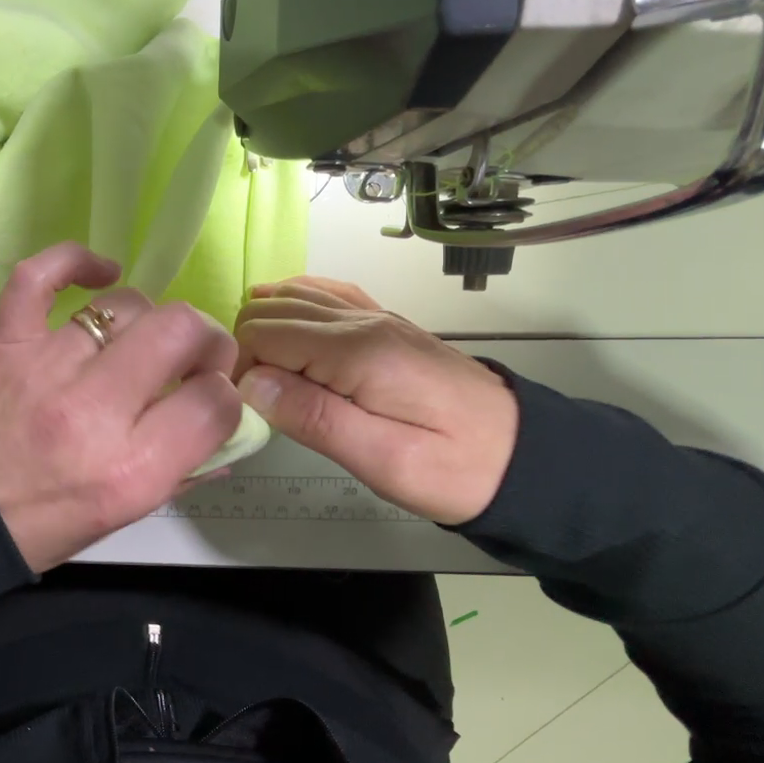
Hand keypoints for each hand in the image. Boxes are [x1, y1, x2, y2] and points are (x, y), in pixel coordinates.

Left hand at [0, 243, 241, 571]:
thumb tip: (225, 426)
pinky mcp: (4, 344)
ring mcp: (44, 370)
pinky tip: (99, 274)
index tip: (208, 397)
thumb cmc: (41, 526)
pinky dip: (73, 261)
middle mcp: (93, 413)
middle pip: (180, 332)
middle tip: (190, 359)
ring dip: (145, 320)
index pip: (215, 402)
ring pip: (124, 306)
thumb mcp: (121, 518)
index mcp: (131, 470)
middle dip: (204, 341)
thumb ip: (179, 470)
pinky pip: (39, 276)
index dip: (224, 395)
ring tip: (134, 342)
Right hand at [232, 277, 517, 524]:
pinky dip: (293, 303)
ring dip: (264, 327)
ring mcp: (375, 317)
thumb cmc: (451, 468)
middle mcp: (362, 321)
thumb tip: (251, 383)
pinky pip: (325, 294)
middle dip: (245, 348)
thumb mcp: (381, 459)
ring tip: (263, 375)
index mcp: (357, 351)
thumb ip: (314, 417)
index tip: (244, 408)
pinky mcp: (383, 325)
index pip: (263, 332)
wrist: (524, 458)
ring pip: (293, 296)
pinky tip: (281, 324)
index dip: (239, 367)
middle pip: (271, 310)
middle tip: (251, 400)